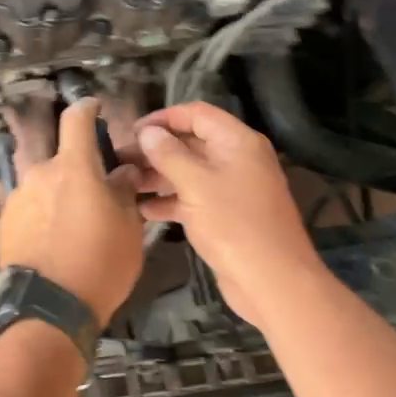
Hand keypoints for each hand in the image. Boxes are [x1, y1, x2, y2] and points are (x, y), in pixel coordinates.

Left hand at [0, 99, 145, 323]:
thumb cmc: (99, 264)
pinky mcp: (6, 222)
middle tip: (98, 200)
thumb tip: (121, 172)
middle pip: (64, 161)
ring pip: (46, 186)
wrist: (46, 309)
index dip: (87, 109)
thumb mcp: (128, 228)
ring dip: (60, 197)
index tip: (94, 109)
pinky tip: (54, 244)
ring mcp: (19, 197)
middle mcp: (41, 173)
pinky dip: (43, 217)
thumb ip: (124, 192)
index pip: (76, 120)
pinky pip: (31, 208)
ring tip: (76, 230)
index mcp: (74, 167)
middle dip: (80, 174)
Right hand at [133, 102, 324, 331]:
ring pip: (190, 171)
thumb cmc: (234, 224)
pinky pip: (195, 198)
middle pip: (191, 142)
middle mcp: (237, 159)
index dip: (163, 118)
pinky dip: (171, 200)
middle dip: (156, 149)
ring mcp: (233, 188)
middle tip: (121, 159)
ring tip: (126, 183)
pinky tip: (144, 210)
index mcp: (237, 141)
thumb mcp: (195, 184)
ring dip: (159, 176)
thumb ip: (168, 154)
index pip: (196, 114)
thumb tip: (147, 132)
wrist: (273, 282)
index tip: (132, 131)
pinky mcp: (227, 215)